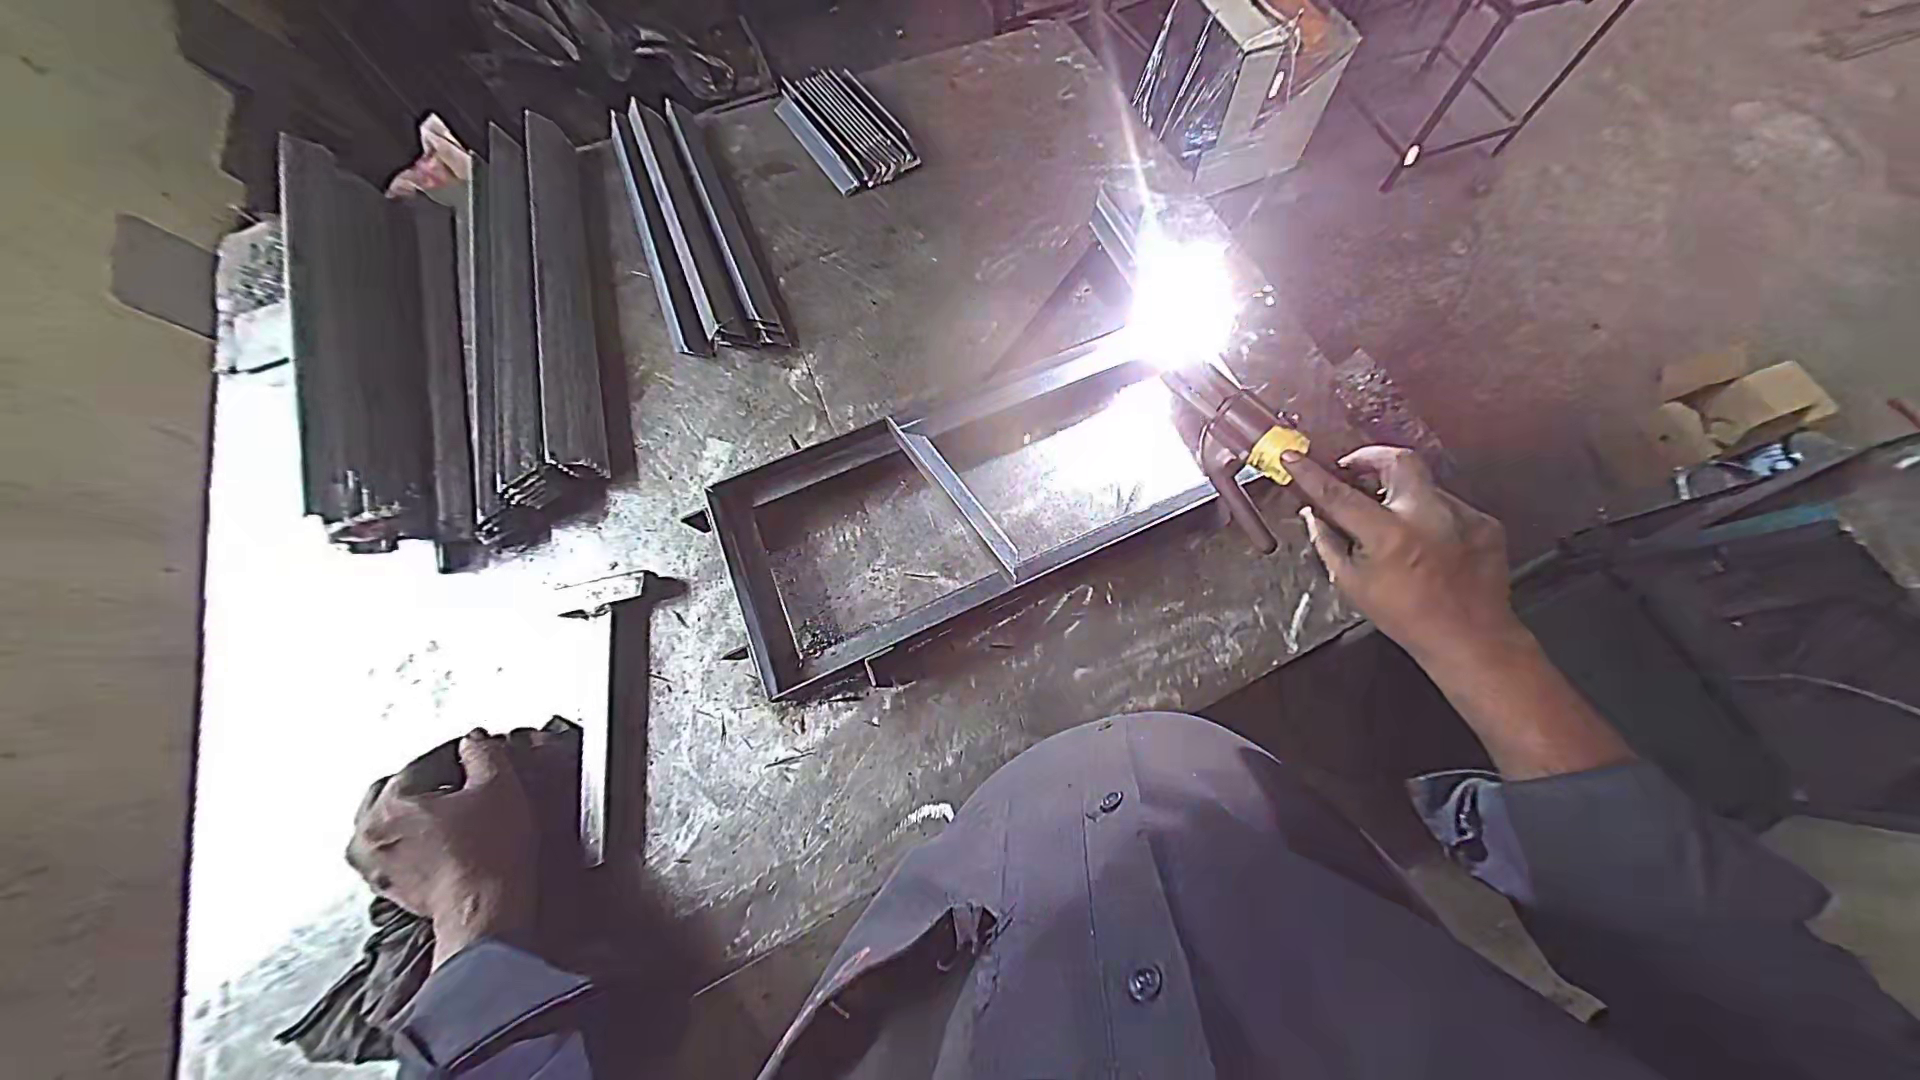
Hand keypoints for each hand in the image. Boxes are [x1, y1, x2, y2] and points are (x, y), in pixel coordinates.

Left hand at [347, 730, 536, 967]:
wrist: (486, 904)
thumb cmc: (492, 850)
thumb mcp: (499, 784)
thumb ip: (483, 752)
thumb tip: (473, 741)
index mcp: (390, 804)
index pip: (425, 761)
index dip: (459, 751)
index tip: (479, 750)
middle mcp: (368, 833)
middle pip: (396, 788)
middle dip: (430, 778)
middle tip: (464, 776)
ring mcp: (372, 863)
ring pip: (390, 818)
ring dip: (419, 806)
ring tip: (456, 805)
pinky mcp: (384, 883)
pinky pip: (394, 845)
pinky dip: (415, 833)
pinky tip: (447, 833)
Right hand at [1283, 446, 1523, 664]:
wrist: (1470, 636)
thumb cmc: (1402, 614)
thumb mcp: (1351, 582)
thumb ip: (1328, 542)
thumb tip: (1313, 514)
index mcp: (1389, 535)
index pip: (1339, 494)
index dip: (1310, 474)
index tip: (1293, 457)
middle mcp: (1428, 516)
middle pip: (1397, 460)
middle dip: (1369, 457)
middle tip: (1352, 468)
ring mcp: (1462, 515)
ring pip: (1421, 485)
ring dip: (1396, 493)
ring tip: (1386, 517)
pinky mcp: (1484, 521)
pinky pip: (1445, 504)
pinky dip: (1424, 514)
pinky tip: (1421, 540)